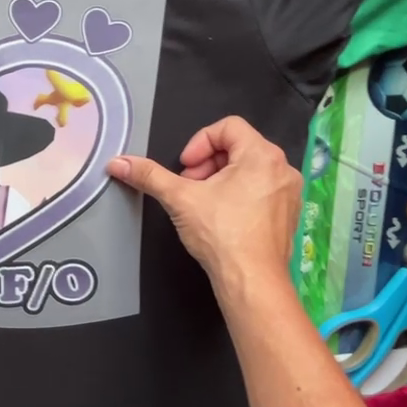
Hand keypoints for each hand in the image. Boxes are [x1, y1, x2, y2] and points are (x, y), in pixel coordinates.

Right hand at [108, 116, 301, 289]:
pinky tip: (221, 218)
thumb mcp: (179, 198)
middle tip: (189, 186)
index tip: (185, 168)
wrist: (252, 280)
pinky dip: (237, 195)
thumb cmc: (221, 234)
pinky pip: (260, 189)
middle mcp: (282, 168)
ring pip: (248, 170)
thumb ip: (148, 176)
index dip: (199, 143)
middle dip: (207, 163)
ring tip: (202, 203)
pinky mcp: (287, 213)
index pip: (228, 126)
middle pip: (237, 147)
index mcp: (262, 156)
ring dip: (220, 179)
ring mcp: (288, 192)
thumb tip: (117, 162)